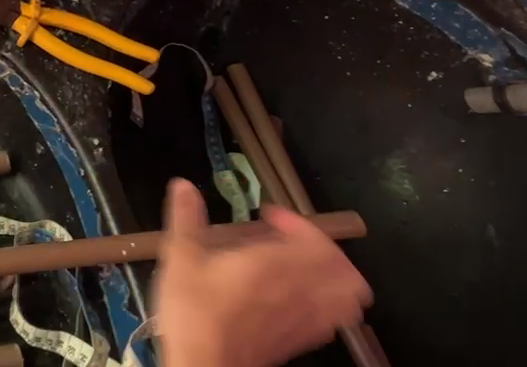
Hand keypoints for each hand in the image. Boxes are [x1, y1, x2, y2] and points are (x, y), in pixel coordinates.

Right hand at [153, 178, 371, 366]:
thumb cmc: (192, 311)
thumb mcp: (179, 257)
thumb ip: (185, 217)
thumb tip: (183, 185)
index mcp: (272, 266)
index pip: (313, 241)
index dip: (297, 222)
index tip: (267, 216)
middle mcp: (298, 292)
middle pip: (343, 270)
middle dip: (323, 248)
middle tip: (291, 240)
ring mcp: (304, 321)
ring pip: (347, 297)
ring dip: (332, 275)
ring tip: (301, 265)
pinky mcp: (300, 342)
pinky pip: (333, 319)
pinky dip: (325, 300)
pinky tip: (296, 295)